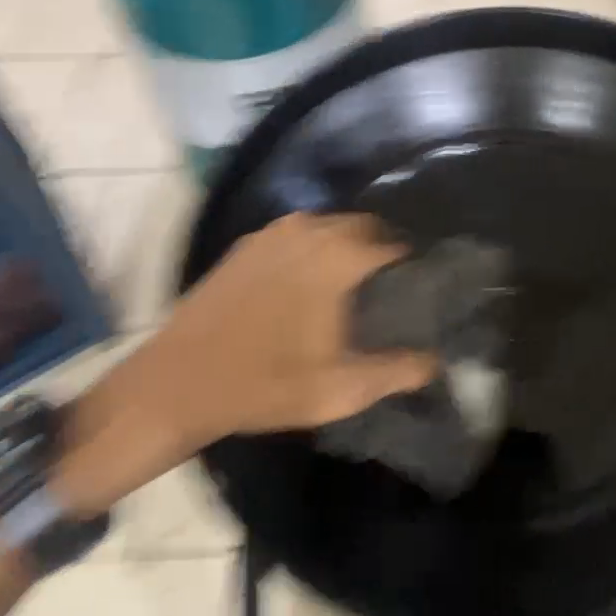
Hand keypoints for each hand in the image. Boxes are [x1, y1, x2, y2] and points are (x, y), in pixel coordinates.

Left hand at [142, 213, 440, 440]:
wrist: (180, 382)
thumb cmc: (267, 384)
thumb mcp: (341, 389)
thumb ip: (397, 370)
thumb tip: (435, 361)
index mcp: (338, 254)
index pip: (394, 243)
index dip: (411, 265)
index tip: (419, 288)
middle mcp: (309, 229)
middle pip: (362, 227)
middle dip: (379, 250)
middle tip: (389, 289)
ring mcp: (272, 232)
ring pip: (326, 228)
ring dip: (344, 247)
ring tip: (351, 286)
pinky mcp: (246, 244)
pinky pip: (295, 236)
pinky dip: (311, 251)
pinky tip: (306, 285)